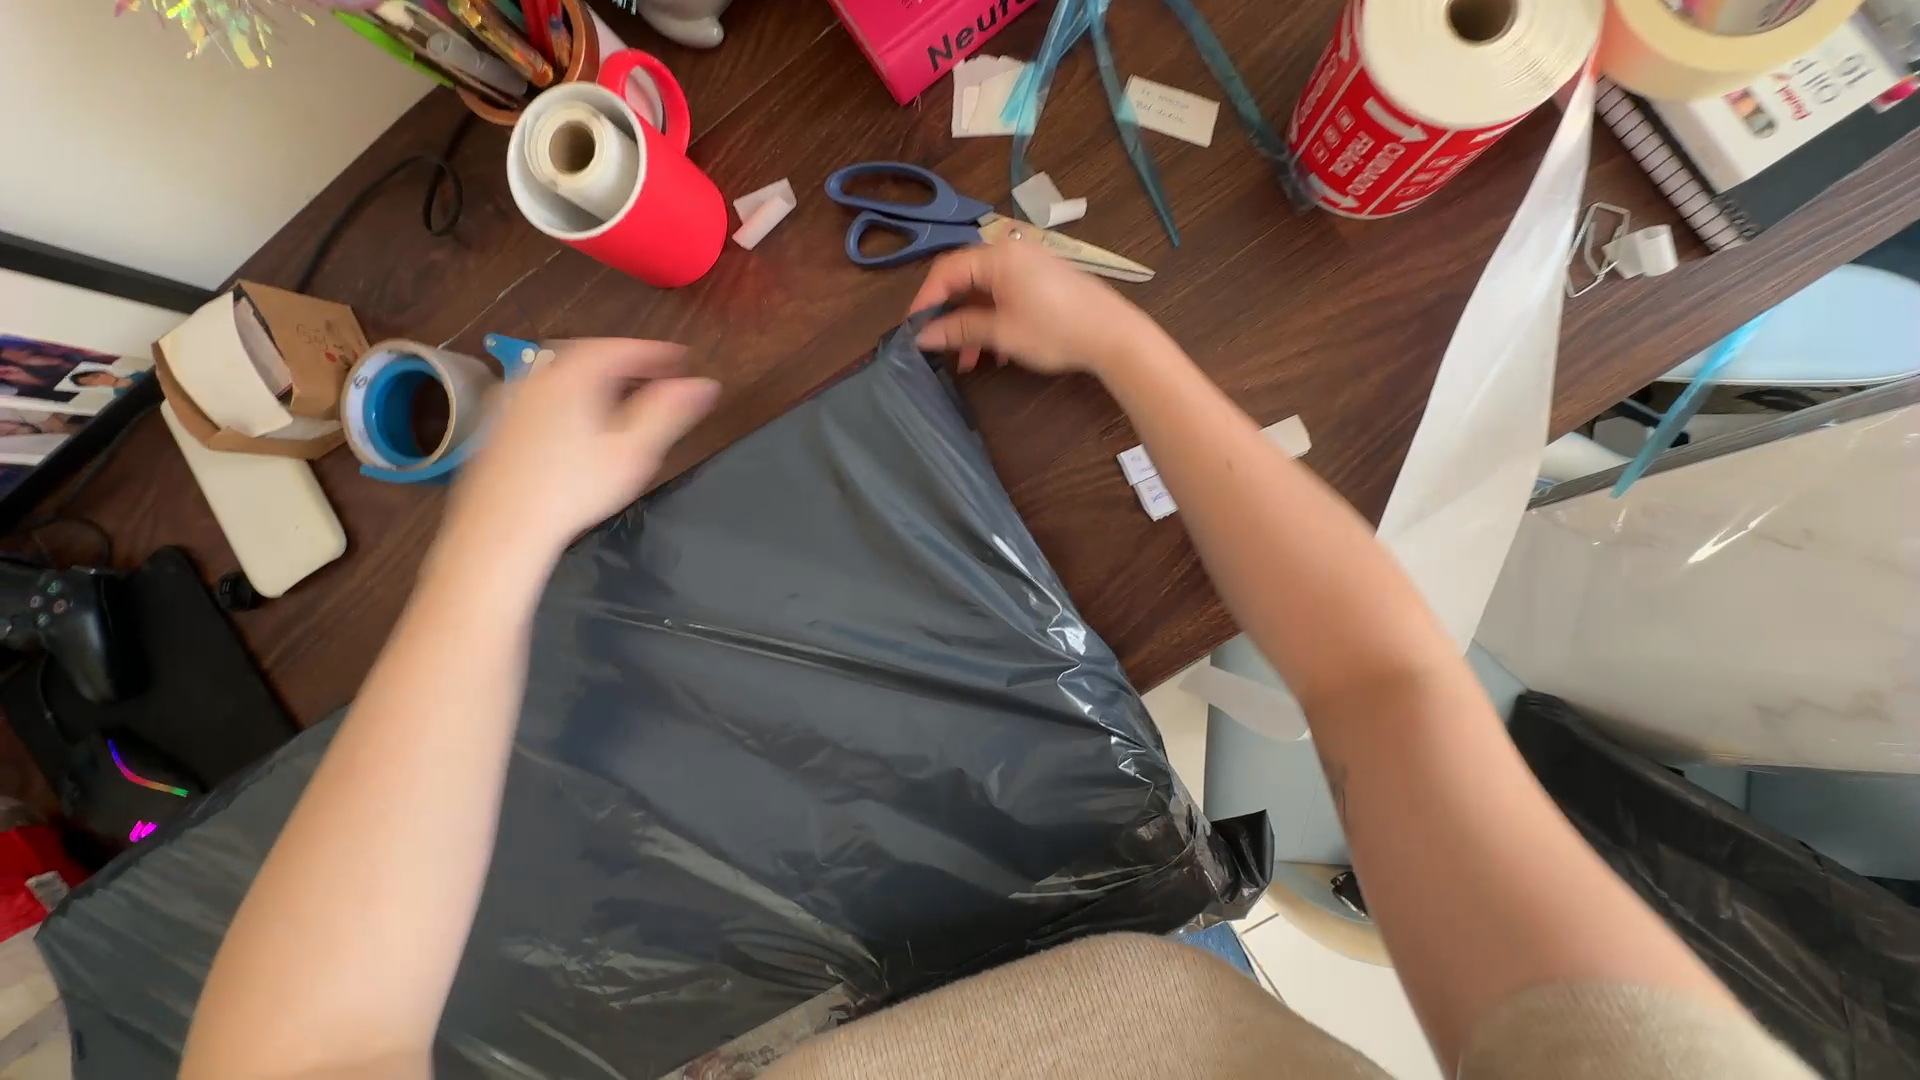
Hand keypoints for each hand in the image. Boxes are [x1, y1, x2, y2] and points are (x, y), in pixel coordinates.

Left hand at [443, 339, 719, 564]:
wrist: (503, 526)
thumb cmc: (575, 486)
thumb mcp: (634, 449)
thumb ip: (671, 412)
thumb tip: (706, 384)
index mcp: (573, 376)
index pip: (621, 349)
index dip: (656, 353)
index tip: (683, 360)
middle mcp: (539, 378)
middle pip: (589, 358)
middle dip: (627, 364)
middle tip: (658, 378)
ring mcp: (515, 401)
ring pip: (565, 378)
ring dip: (600, 382)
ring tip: (626, 401)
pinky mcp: (502, 427)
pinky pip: (547, 399)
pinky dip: (575, 400)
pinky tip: (586, 427)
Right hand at [909, 238, 1162, 376]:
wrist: (1113, 336)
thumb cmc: (1055, 331)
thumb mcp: (1001, 333)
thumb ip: (959, 330)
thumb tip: (923, 335)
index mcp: (997, 256)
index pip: (946, 270)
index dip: (925, 300)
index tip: (915, 328)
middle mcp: (1012, 252)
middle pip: (966, 280)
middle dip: (952, 317)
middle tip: (943, 347)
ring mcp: (1030, 265)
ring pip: (987, 292)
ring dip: (974, 325)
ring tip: (971, 361)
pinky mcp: (1044, 280)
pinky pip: (1007, 296)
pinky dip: (995, 320)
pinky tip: (998, 352)